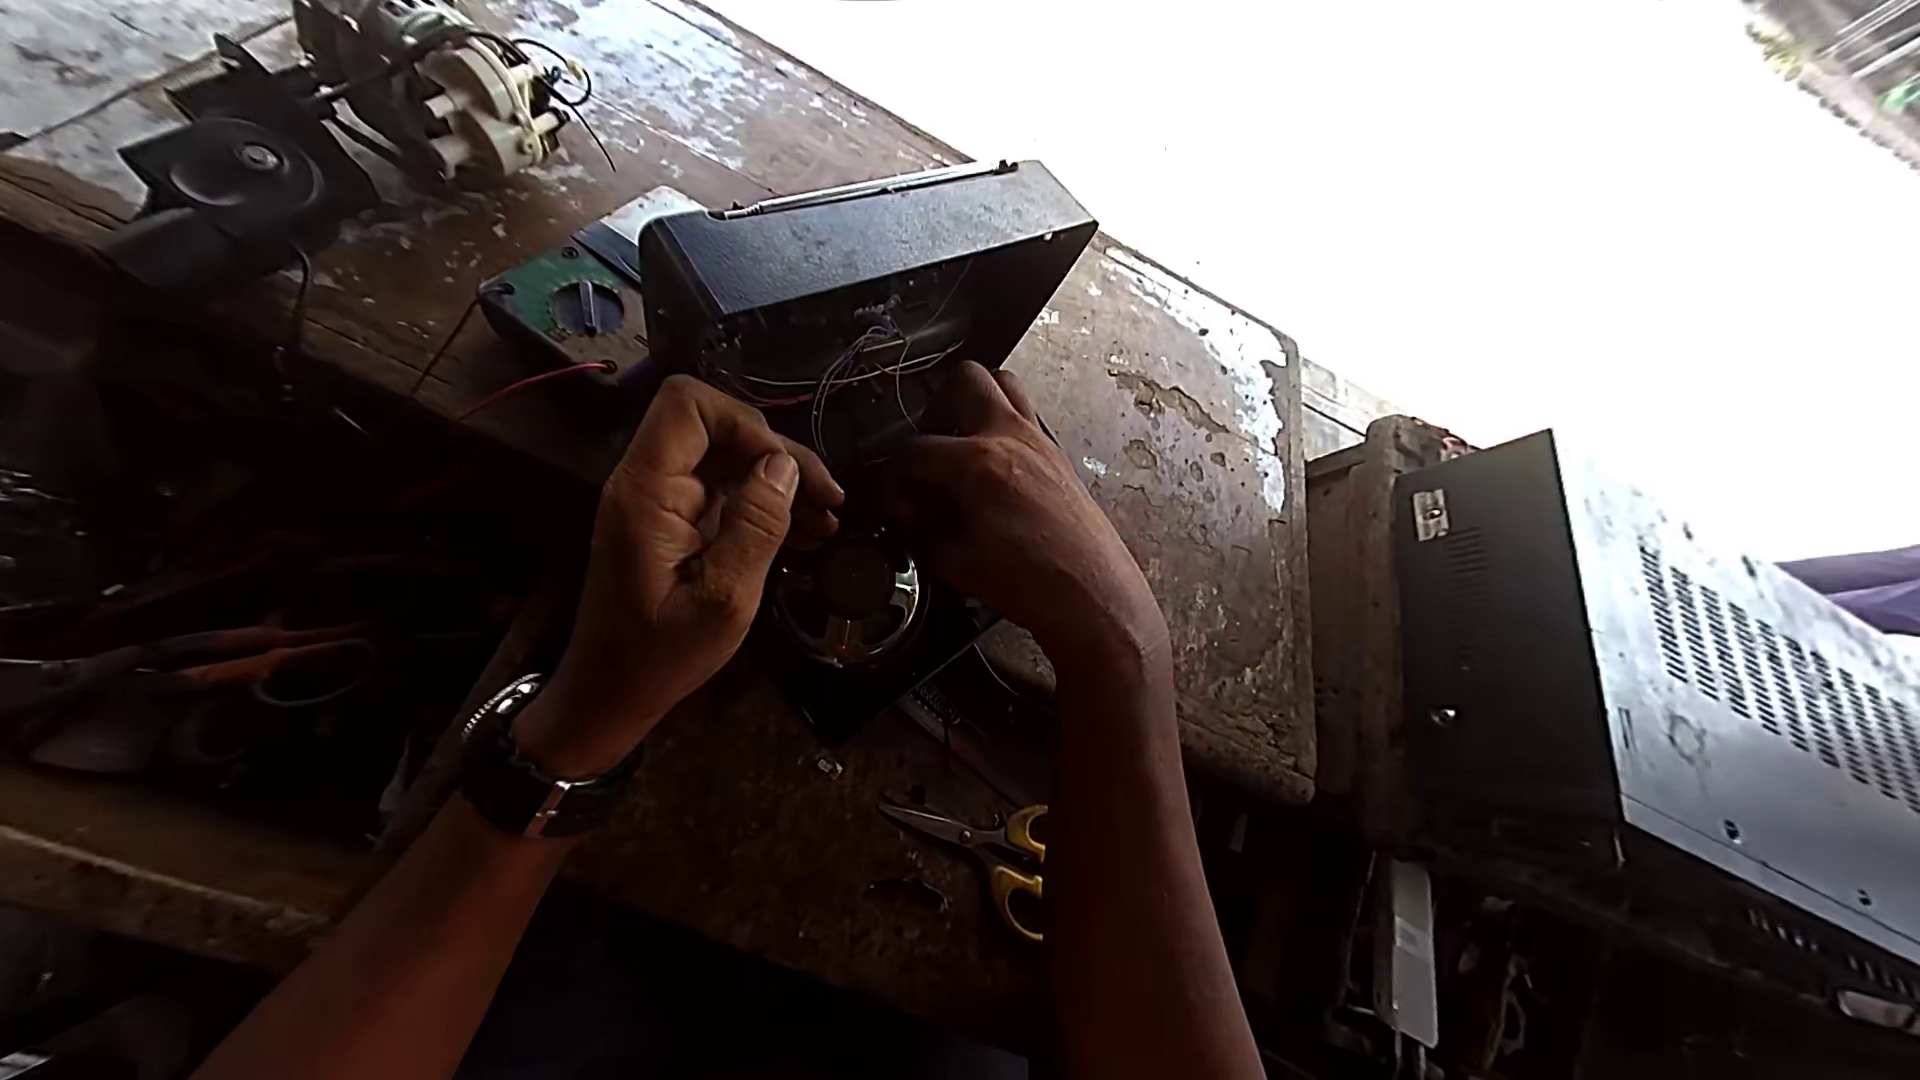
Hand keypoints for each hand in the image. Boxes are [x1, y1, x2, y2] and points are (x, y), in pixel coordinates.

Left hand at [515, 375, 843, 775]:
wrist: (615, 690)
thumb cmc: (662, 653)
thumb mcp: (724, 597)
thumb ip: (756, 525)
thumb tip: (786, 466)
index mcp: (648, 490)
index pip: (689, 405)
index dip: (746, 422)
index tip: (787, 471)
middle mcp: (652, 483)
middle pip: (721, 430)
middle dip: (782, 458)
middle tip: (831, 501)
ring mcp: (666, 501)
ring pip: (733, 460)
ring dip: (783, 484)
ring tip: (827, 522)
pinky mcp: (681, 521)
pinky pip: (730, 493)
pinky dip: (769, 507)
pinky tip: (806, 534)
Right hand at [893, 362, 1165, 669]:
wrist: (1091, 596)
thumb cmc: (1032, 582)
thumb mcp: (955, 563)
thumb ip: (919, 530)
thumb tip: (905, 513)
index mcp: (978, 463)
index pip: (915, 450)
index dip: (894, 476)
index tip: (896, 498)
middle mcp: (1011, 438)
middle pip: (965, 379)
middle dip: (936, 406)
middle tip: (930, 446)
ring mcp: (1040, 443)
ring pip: (1005, 384)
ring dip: (977, 401)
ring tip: (962, 442)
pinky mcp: (1058, 457)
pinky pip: (1027, 417)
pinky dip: (1004, 428)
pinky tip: (994, 469)